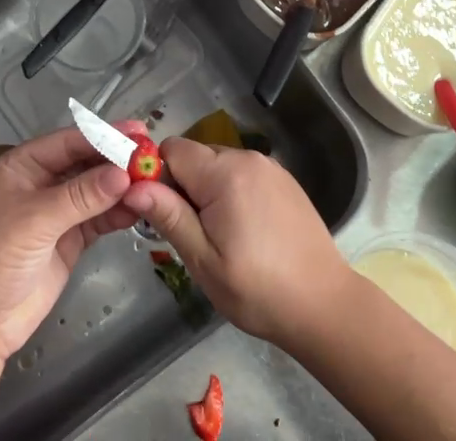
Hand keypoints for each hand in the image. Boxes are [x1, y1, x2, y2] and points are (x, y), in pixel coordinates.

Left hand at [0, 126, 137, 360]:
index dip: (102, 135)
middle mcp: (39, 184)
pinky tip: (139, 208)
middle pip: (84, 164)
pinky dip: (117, 214)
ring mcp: (55, 214)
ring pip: (95, 192)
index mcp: (20, 166)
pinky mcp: (67, 242)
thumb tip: (123, 172)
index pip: (67, 142)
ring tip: (153, 182)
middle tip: (152, 155)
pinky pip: (97, 220)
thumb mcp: (34, 219)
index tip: (137, 131)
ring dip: (121, 187)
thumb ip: (80, 195)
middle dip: (116, 160)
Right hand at [122, 138, 350, 344]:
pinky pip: (241, 174)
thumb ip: (169, 216)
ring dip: (207, 190)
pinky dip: (231, 193)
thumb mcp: (204, 261)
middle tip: (189, 232)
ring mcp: (269, 168)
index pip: (172, 149)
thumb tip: (131, 186)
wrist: (324, 306)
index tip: (159, 211)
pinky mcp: (284, 181)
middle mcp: (248, 159)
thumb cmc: (259, 290)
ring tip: (218, 236)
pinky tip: (242, 230)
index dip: (157, 175)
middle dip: (182, 185)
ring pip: (217, 164)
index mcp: (226, 174)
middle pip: (195, 156)